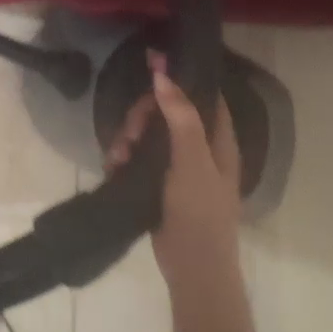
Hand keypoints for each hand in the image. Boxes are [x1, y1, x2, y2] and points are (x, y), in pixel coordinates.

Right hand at [104, 50, 243, 293]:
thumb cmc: (200, 213)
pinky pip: (138, 157)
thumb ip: (181, 117)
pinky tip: (114, 166)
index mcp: (218, 142)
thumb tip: (162, 73)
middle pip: (168, 113)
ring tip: (117, 156)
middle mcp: (200, 149)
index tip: (153, 63)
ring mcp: (178, 167)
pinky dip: (124, 157)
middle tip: (130, 132)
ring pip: (149, 134)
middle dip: (143, 116)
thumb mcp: (192, 161)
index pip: (205, 96)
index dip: (182, 78)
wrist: (192, 268)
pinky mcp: (159, 183)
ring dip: (129, 138)